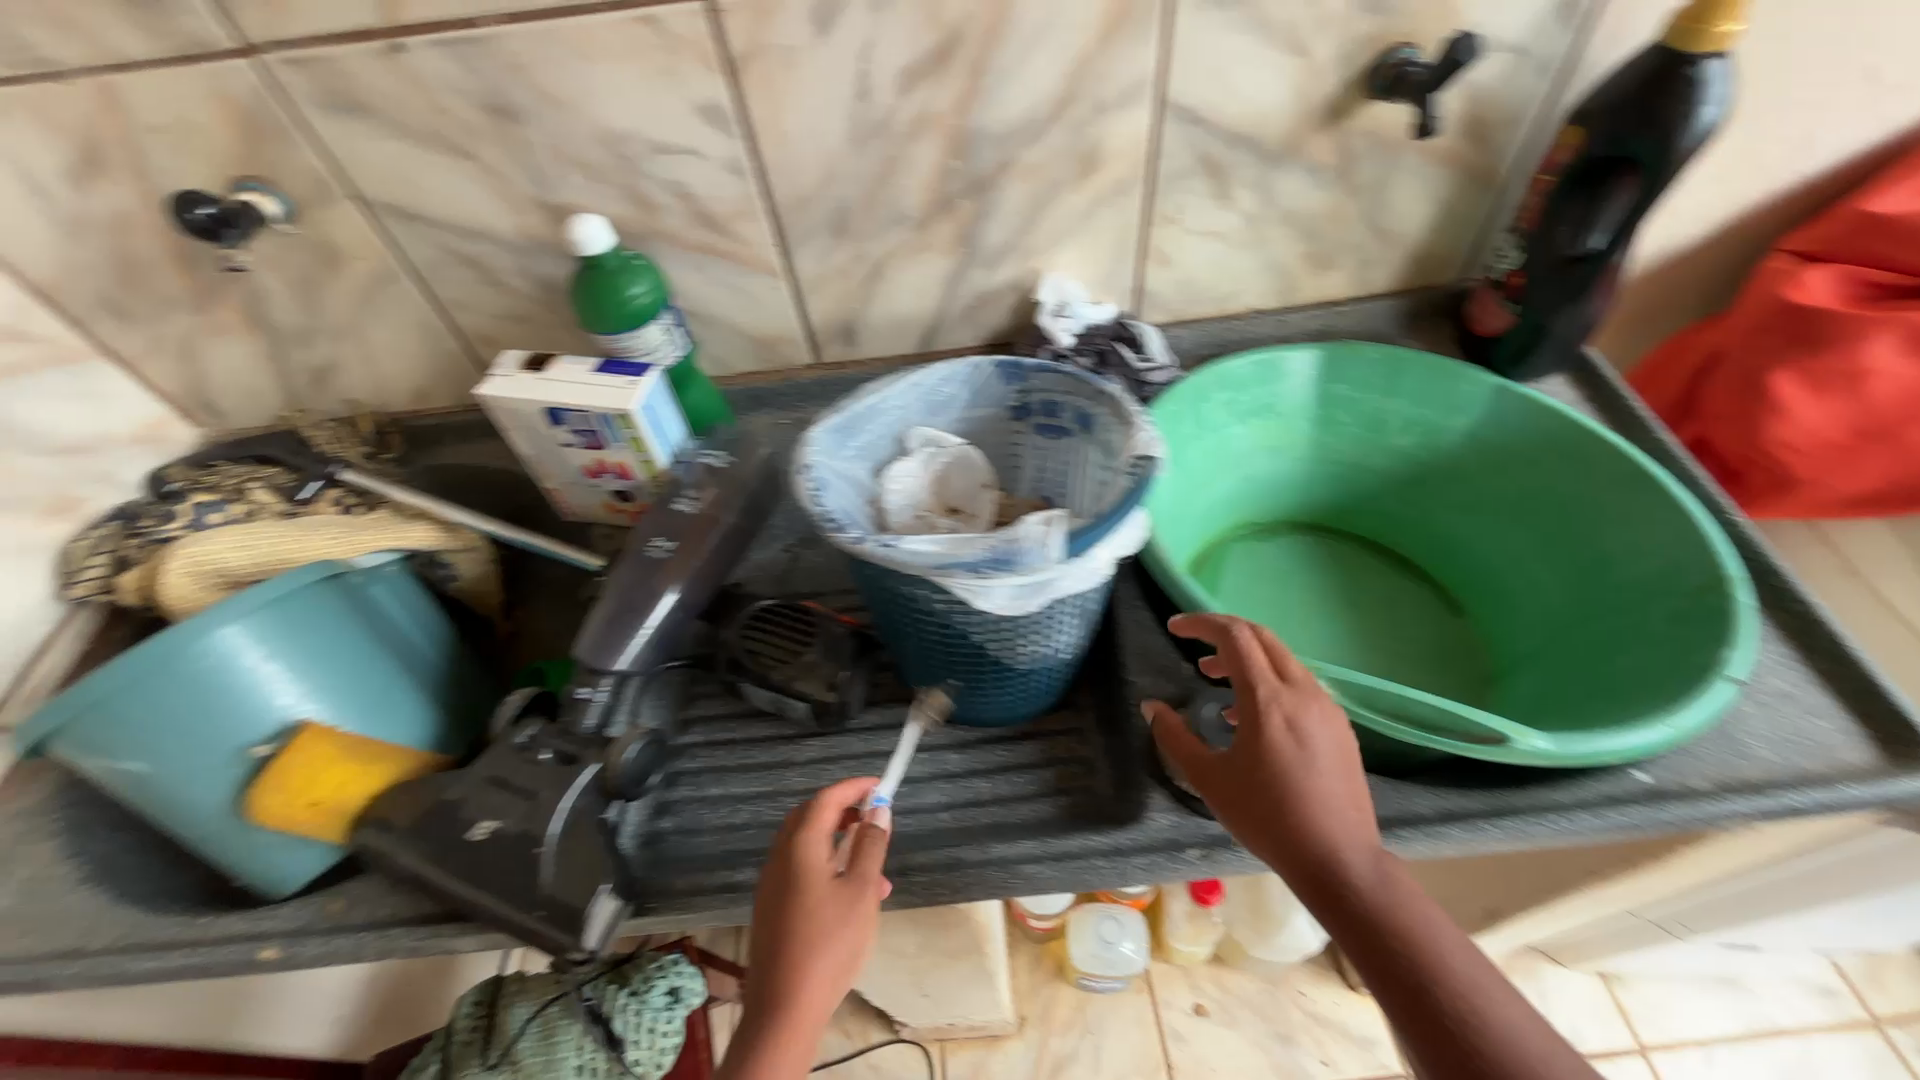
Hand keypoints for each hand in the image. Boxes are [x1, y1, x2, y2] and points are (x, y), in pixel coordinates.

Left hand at [739, 778, 892, 1045]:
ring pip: (806, 846)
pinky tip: (853, 897)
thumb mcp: (862, 891)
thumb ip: (871, 845)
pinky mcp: (772, 906)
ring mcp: (772, 882)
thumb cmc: (830, 943)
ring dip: (839, 843)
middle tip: (874, 817)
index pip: (827, 798)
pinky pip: (801, 869)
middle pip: (811, 817)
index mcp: (800, 845)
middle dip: (844, 811)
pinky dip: (827, 866)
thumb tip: (879, 809)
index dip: (854, 787)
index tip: (882, 785)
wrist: (785, 1006)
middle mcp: (780, 856)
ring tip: (876, 869)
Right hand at [1143, 614, 1383, 894]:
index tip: (1174, 628)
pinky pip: (1300, 684)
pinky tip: (1250, 715)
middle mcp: (1302, 691)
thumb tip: (1152, 707)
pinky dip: (1269, 681)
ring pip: (1283, 660)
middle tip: (1193, 648)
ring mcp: (1326, 707)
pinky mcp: (1339, 726)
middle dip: (1224, 634)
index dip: (1201, 624)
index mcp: (1268, 699)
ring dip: (1247, 659)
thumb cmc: (1266, 819)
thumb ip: (1175, 737)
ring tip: (1216, 681)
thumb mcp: (1209, 780)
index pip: (1234, 636)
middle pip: (1262, 638)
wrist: (1338, 859)